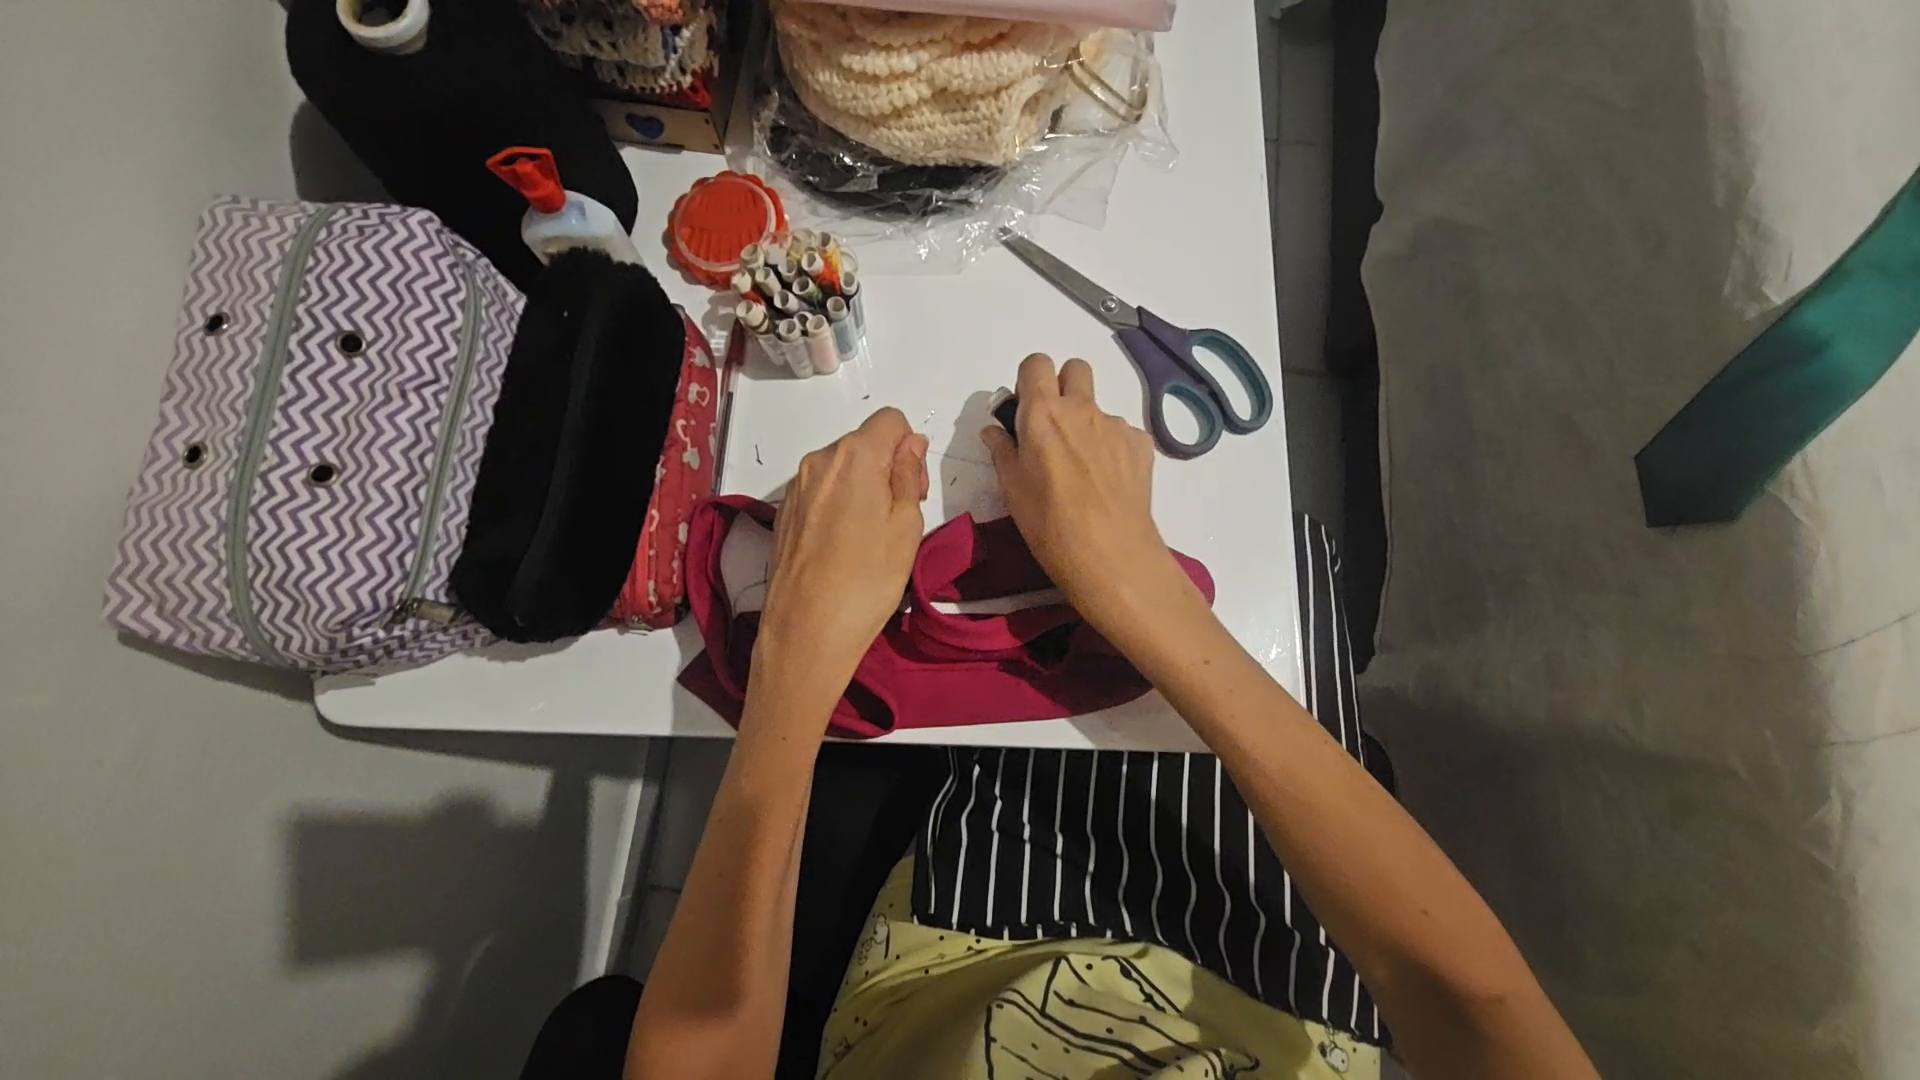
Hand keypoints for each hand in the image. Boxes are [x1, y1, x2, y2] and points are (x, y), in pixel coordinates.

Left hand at [751, 408, 928, 721]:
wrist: (806, 632)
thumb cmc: (868, 580)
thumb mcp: (907, 525)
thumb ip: (908, 474)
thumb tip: (910, 445)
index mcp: (854, 456)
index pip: (891, 419)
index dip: (910, 448)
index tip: (914, 489)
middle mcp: (818, 461)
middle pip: (864, 443)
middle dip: (887, 467)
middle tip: (899, 518)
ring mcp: (796, 487)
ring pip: (842, 468)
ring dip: (863, 487)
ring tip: (871, 537)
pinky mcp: (784, 513)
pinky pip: (821, 492)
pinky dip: (839, 505)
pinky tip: (844, 546)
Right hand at [982, 354, 1194, 633]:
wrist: (1110, 554)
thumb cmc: (1048, 523)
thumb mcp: (1012, 489)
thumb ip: (1003, 450)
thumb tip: (995, 430)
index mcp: (1042, 414)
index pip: (1036, 364)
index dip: (1029, 381)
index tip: (1026, 409)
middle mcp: (1081, 409)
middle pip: (1075, 369)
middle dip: (1063, 386)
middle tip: (1054, 425)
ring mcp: (1116, 425)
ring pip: (1099, 407)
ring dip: (1087, 423)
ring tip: (1083, 468)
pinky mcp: (1141, 444)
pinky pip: (1121, 433)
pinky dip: (1111, 447)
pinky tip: (1107, 481)